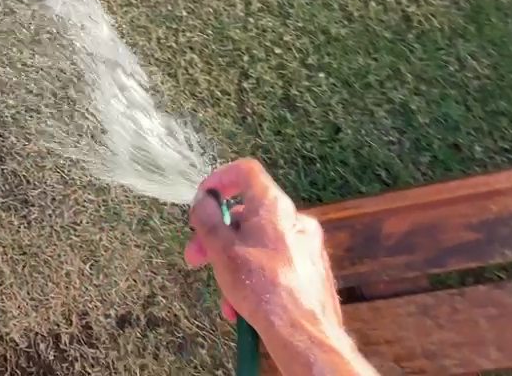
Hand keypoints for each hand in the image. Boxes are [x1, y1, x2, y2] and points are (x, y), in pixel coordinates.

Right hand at [185, 159, 375, 375]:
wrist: (307, 340)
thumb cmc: (260, 287)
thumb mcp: (220, 247)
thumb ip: (206, 216)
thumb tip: (204, 201)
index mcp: (275, 207)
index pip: (246, 171)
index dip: (220, 179)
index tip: (203, 201)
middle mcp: (296, 222)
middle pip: (247, 213)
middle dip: (217, 235)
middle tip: (197, 256)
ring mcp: (309, 249)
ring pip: (258, 243)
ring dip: (231, 261)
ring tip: (221, 293)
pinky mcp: (314, 275)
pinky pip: (275, 264)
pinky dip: (254, 276)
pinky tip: (241, 305)